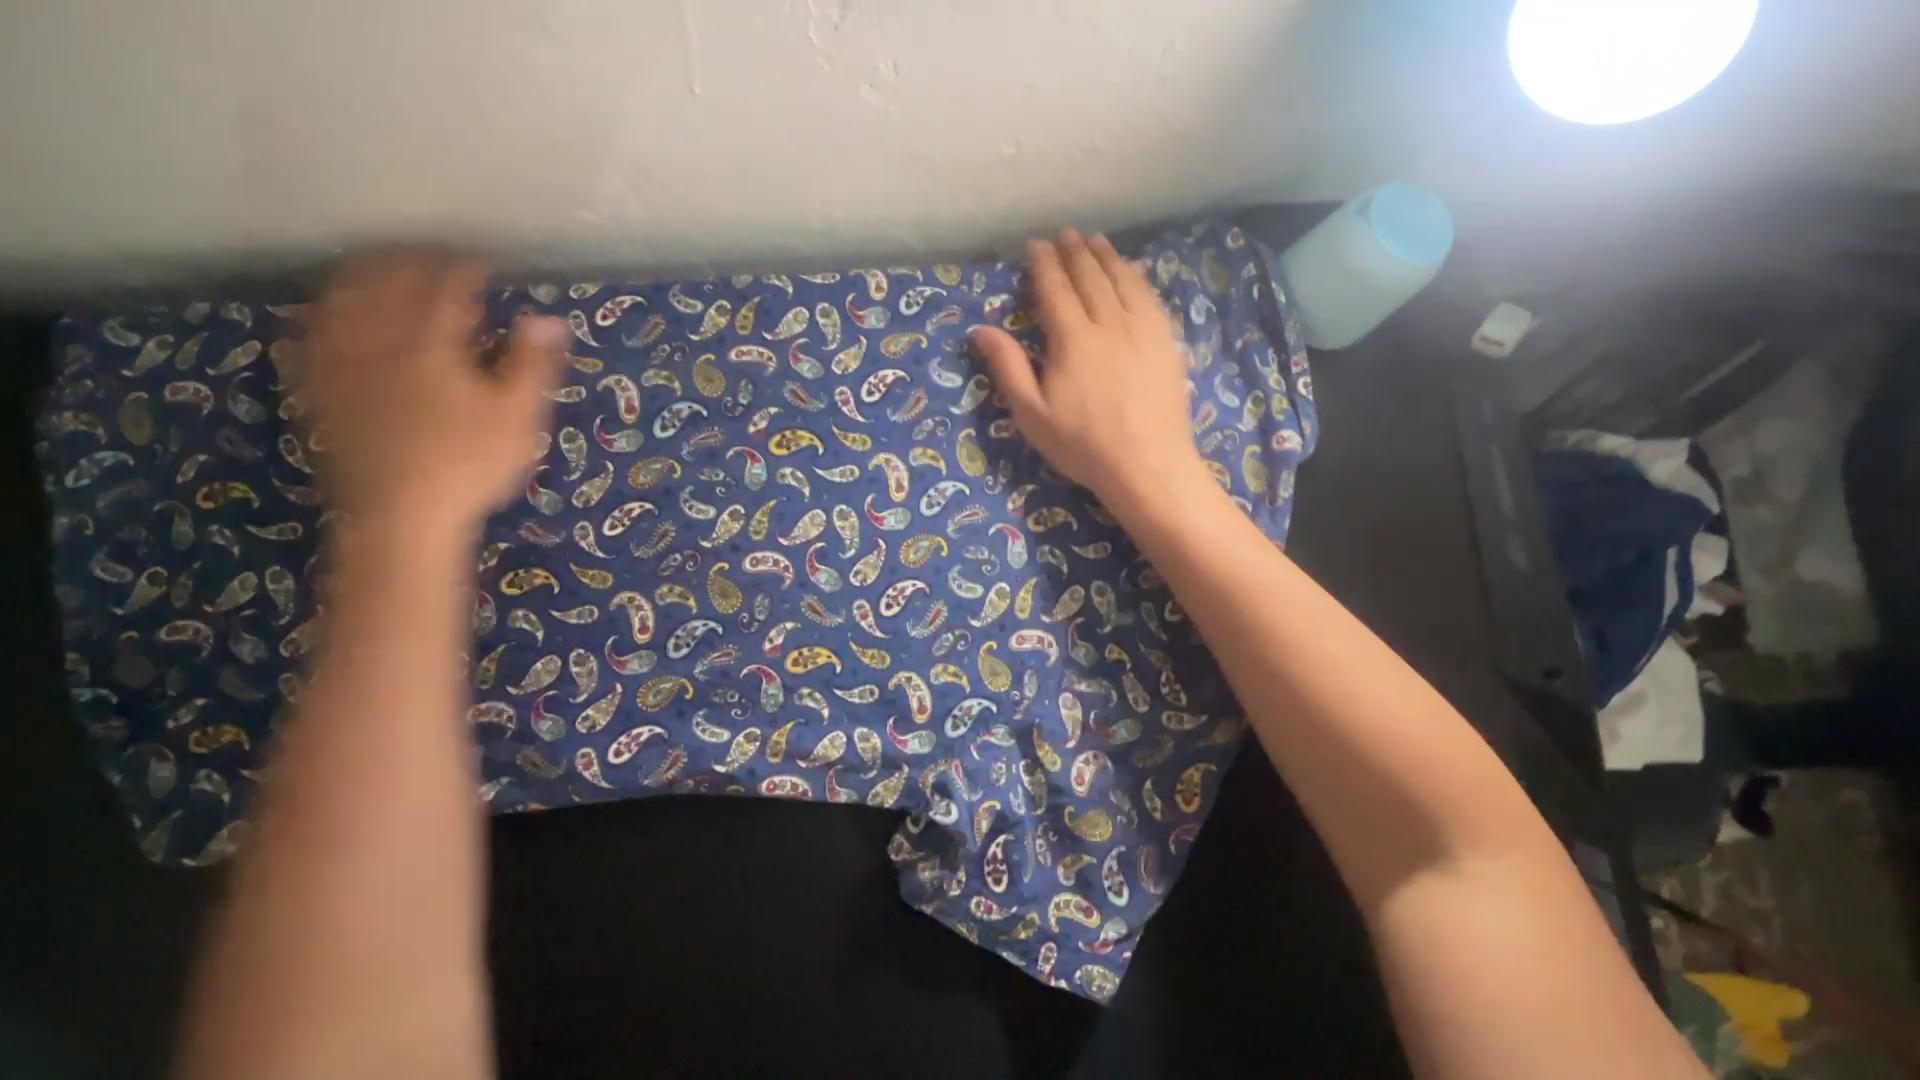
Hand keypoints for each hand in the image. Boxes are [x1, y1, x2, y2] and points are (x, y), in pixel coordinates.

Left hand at [298, 252, 567, 536]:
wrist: (399, 517)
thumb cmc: (468, 465)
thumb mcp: (518, 418)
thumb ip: (532, 364)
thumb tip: (548, 320)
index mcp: (430, 340)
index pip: (446, 285)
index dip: (465, 269)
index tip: (483, 266)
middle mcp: (378, 339)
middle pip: (386, 281)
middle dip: (410, 264)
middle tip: (432, 261)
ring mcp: (341, 363)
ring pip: (342, 300)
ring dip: (362, 279)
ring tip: (380, 274)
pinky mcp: (317, 390)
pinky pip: (309, 338)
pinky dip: (321, 318)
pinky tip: (326, 318)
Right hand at [971, 229, 1206, 518]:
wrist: (1148, 465)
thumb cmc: (1082, 445)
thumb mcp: (1031, 414)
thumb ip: (1008, 367)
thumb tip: (980, 329)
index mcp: (1072, 339)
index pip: (1055, 289)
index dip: (1043, 264)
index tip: (1036, 245)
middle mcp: (1109, 324)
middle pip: (1090, 277)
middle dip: (1075, 252)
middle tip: (1065, 234)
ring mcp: (1143, 330)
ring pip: (1123, 281)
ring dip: (1106, 257)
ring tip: (1095, 241)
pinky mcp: (1166, 343)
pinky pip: (1149, 297)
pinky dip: (1136, 277)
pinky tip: (1132, 273)